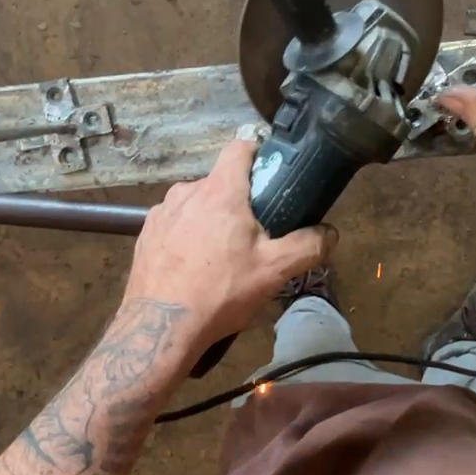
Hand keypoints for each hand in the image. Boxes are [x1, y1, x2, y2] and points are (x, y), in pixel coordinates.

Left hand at [122, 138, 336, 348]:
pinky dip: (186, 235)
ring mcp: (161, 212)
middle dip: (238, 201)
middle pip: (220, 182)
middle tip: (253, 235)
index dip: (258, 154)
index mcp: (220, 191)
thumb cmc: (220, 292)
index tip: (270, 175)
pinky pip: (174, 223)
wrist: (160, 327)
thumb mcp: (273, 272)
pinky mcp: (146, 233)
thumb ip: (307, 247)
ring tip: (221, 256)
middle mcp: (187, 192)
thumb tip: (329, 234)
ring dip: (210, 219)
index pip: (240, 147)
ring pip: (196, 203)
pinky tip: (193, 266)